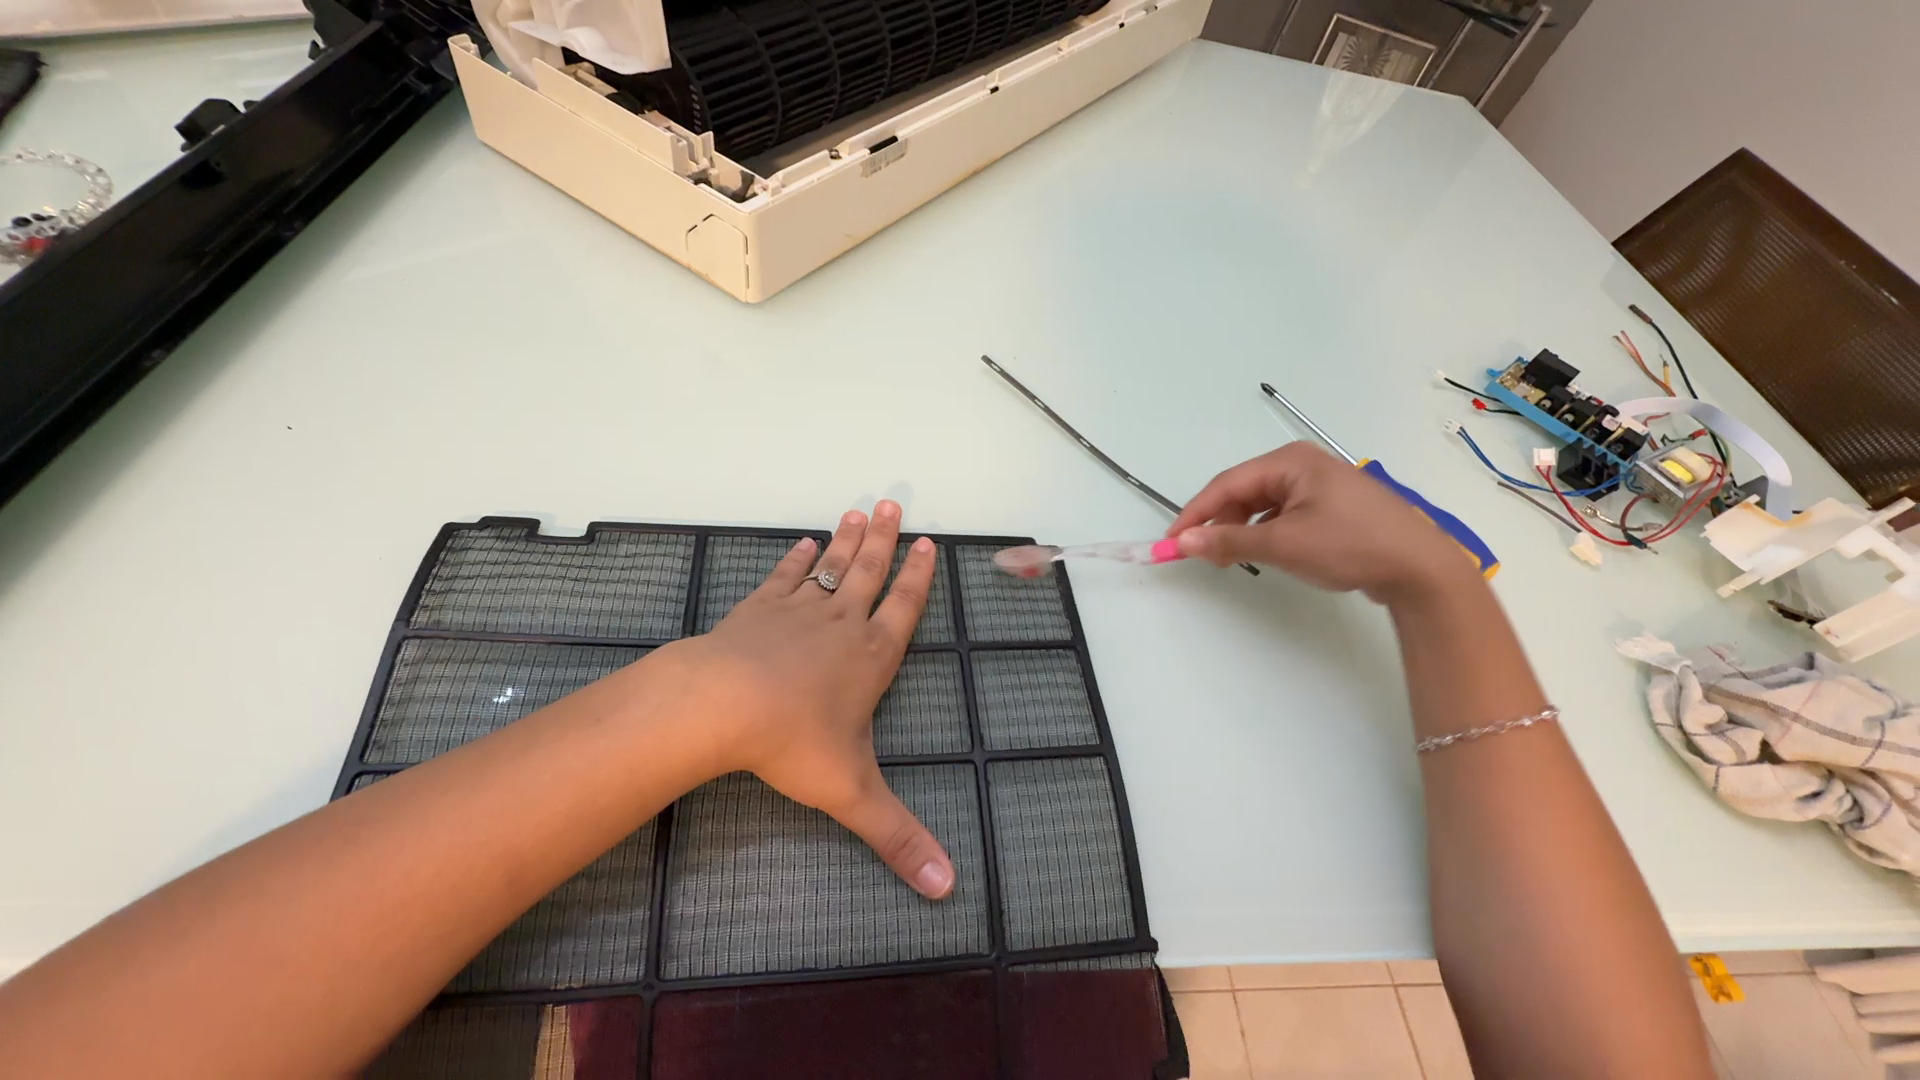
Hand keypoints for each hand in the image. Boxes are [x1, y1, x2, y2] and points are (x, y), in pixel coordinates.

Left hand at [659, 500, 955, 898]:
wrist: (721, 705)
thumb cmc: (794, 743)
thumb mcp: (853, 795)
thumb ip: (897, 838)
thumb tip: (946, 889)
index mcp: (871, 657)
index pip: (904, 608)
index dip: (918, 578)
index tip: (928, 544)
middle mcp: (842, 625)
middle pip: (870, 572)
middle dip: (885, 540)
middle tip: (893, 503)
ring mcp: (798, 611)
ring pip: (832, 567)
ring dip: (848, 539)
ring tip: (860, 509)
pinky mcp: (758, 610)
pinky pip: (784, 577)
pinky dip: (796, 559)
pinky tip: (803, 543)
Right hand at [1167, 442, 1474, 603]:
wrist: (1421, 569)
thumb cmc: (1350, 545)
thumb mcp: (1283, 545)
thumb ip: (1229, 542)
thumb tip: (1183, 543)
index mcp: (1290, 461)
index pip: (1226, 484)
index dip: (1194, 514)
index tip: (1171, 541)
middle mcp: (1302, 464)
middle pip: (1243, 491)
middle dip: (1217, 522)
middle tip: (1199, 554)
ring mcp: (1320, 484)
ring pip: (1262, 504)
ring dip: (1240, 529)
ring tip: (1227, 558)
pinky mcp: (1332, 505)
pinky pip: (1283, 513)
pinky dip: (1264, 532)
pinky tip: (1261, 552)